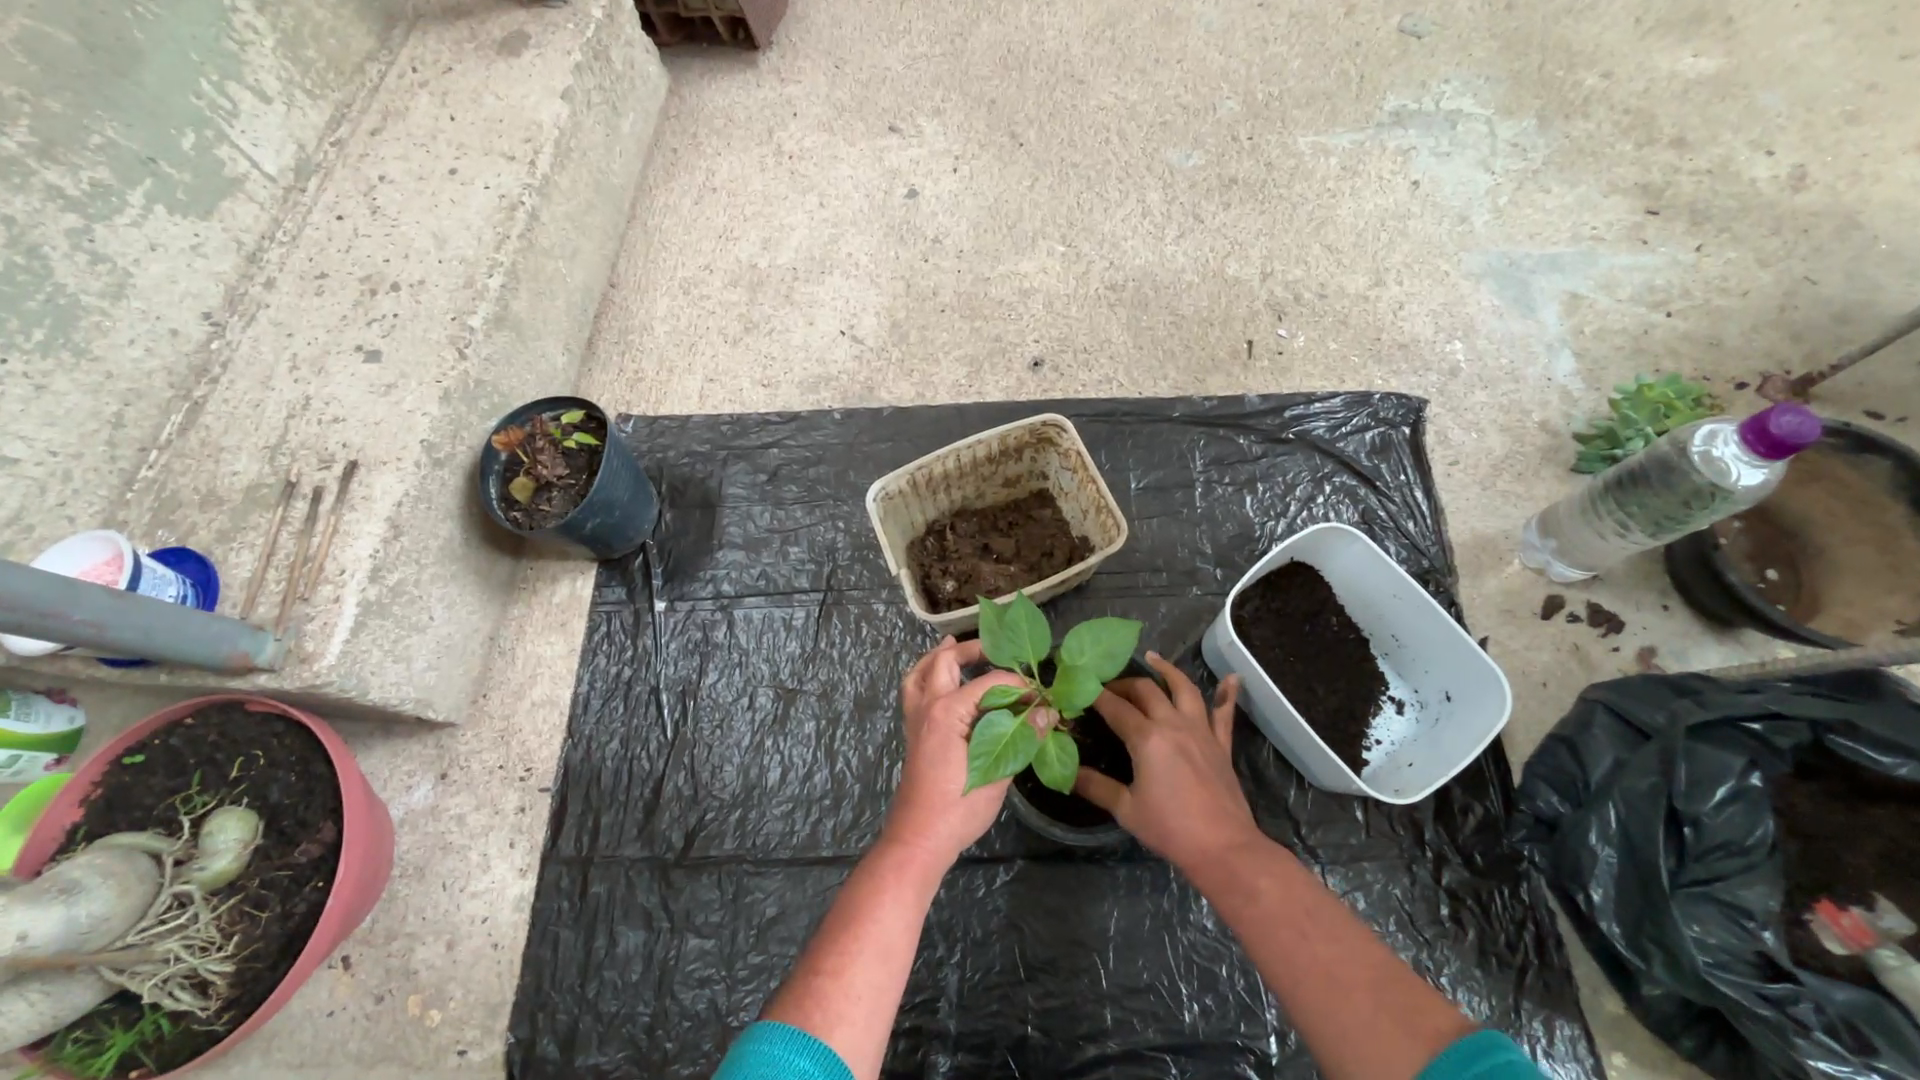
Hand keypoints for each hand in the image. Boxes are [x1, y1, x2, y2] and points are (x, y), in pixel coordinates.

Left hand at [881, 637, 1025, 867]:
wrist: (919, 838)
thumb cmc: (958, 809)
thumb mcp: (997, 776)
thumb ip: (1022, 739)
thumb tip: (1049, 712)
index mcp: (948, 713)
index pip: (989, 683)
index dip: (1017, 685)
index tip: (1040, 694)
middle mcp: (928, 708)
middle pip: (943, 663)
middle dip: (968, 650)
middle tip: (993, 648)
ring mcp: (915, 720)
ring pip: (920, 674)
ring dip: (938, 659)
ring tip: (955, 648)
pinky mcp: (913, 734)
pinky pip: (915, 692)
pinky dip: (927, 678)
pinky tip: (943, 685)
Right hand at [1074, 652, 1261, 873]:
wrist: (1223, 847)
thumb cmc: (1170, 828)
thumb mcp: (1126, 809)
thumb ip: (1096, 787)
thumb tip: (1065, 774)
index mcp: (1147, 738)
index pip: (1114, 707)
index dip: (1094, 695)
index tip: (1078, 688)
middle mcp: (1174, 725)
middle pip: (1146, 690)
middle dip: (1124, 683)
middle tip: (1108, 686)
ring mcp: (1201, 732)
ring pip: (1185, 689)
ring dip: (1168, 671)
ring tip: (1154, 659)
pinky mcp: (1222, 745)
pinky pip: (1225, 713)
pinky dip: (1227, 693)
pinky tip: (1232, 678)